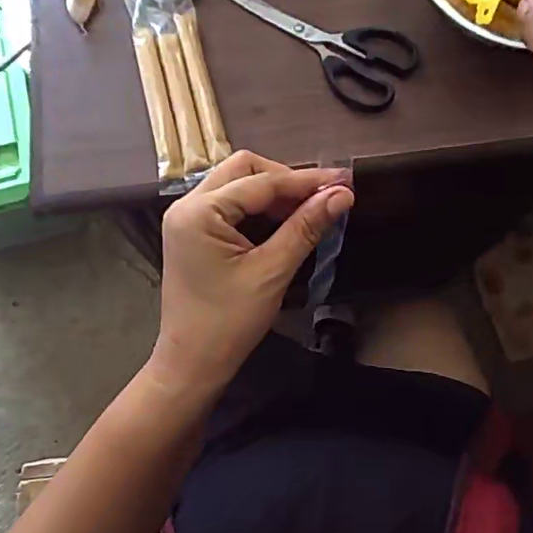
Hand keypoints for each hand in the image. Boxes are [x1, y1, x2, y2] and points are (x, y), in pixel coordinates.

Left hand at [149, 151, 353, 388]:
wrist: (193, 363)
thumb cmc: (228, 322)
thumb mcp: (271, 272)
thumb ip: (305, 228)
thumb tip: (341, 195)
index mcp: (199, 212)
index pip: (261, 182)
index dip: (306, 181)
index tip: (345, 183)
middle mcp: (187, 206)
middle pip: (245, 170)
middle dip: (287, 180)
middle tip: (323, 198)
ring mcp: (188, 219)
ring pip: (237, 184)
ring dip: (274, 193)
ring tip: (310, 208)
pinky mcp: (194, 233)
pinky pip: (230, 205)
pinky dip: (259, 208)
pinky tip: (286, 221)